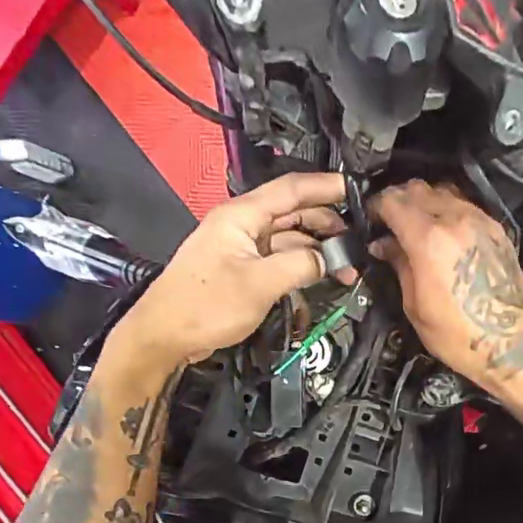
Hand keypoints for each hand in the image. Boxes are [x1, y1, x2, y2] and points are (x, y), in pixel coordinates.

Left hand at [107, 172, 346, 368]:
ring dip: (317, 248)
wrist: (164, 336)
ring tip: (345, 265)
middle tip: (357, 238)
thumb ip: (301, 265)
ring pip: (288, 238)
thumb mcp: (260, 284)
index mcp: (241, 216)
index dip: (325, 186)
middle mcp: (242, 225)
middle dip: (327, 222)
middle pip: (292, 213)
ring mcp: (241, 248)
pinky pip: (279, 258)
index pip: (291, 189)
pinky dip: (301, 264)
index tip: (355, 189)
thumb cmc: (205, 306)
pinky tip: (320, 277)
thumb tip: (328, 260)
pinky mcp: (242, 269)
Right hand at [369, 180, 522, 392]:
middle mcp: (457, 222)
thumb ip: (398, 264)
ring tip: (417, 225)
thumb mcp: (414, 304)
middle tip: (390, 222)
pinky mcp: (498, 231)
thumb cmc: (458, 335)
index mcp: (430, 240)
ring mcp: (481, 223)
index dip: (376, 207)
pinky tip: (444, 233)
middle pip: (418, 189)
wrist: (507, 345)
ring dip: (425, 202)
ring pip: (444, 192)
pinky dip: (450, 211)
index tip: (372, 219)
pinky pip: (466, 206)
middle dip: (399, 201)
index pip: (393, 201)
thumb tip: (384, 245)